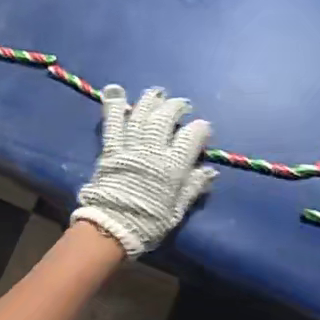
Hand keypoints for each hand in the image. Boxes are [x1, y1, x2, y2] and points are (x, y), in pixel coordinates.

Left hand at [70, 86, 215, 257]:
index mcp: (173, 167)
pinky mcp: (110, 152)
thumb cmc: (147, 223)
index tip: (202, 127)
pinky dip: (113, 107)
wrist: (112, 228)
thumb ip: (192, 188)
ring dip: (148, 102)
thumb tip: (209, 172)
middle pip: (164, 121)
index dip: (199, 129)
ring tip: (156, 93)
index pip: (191, 138)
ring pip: (140, 117)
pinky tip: (115, 91)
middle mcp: (152, 153)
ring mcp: (129, 150)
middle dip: (174, 108)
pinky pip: (112, 125)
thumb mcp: (177, 210)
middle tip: (180, 104)